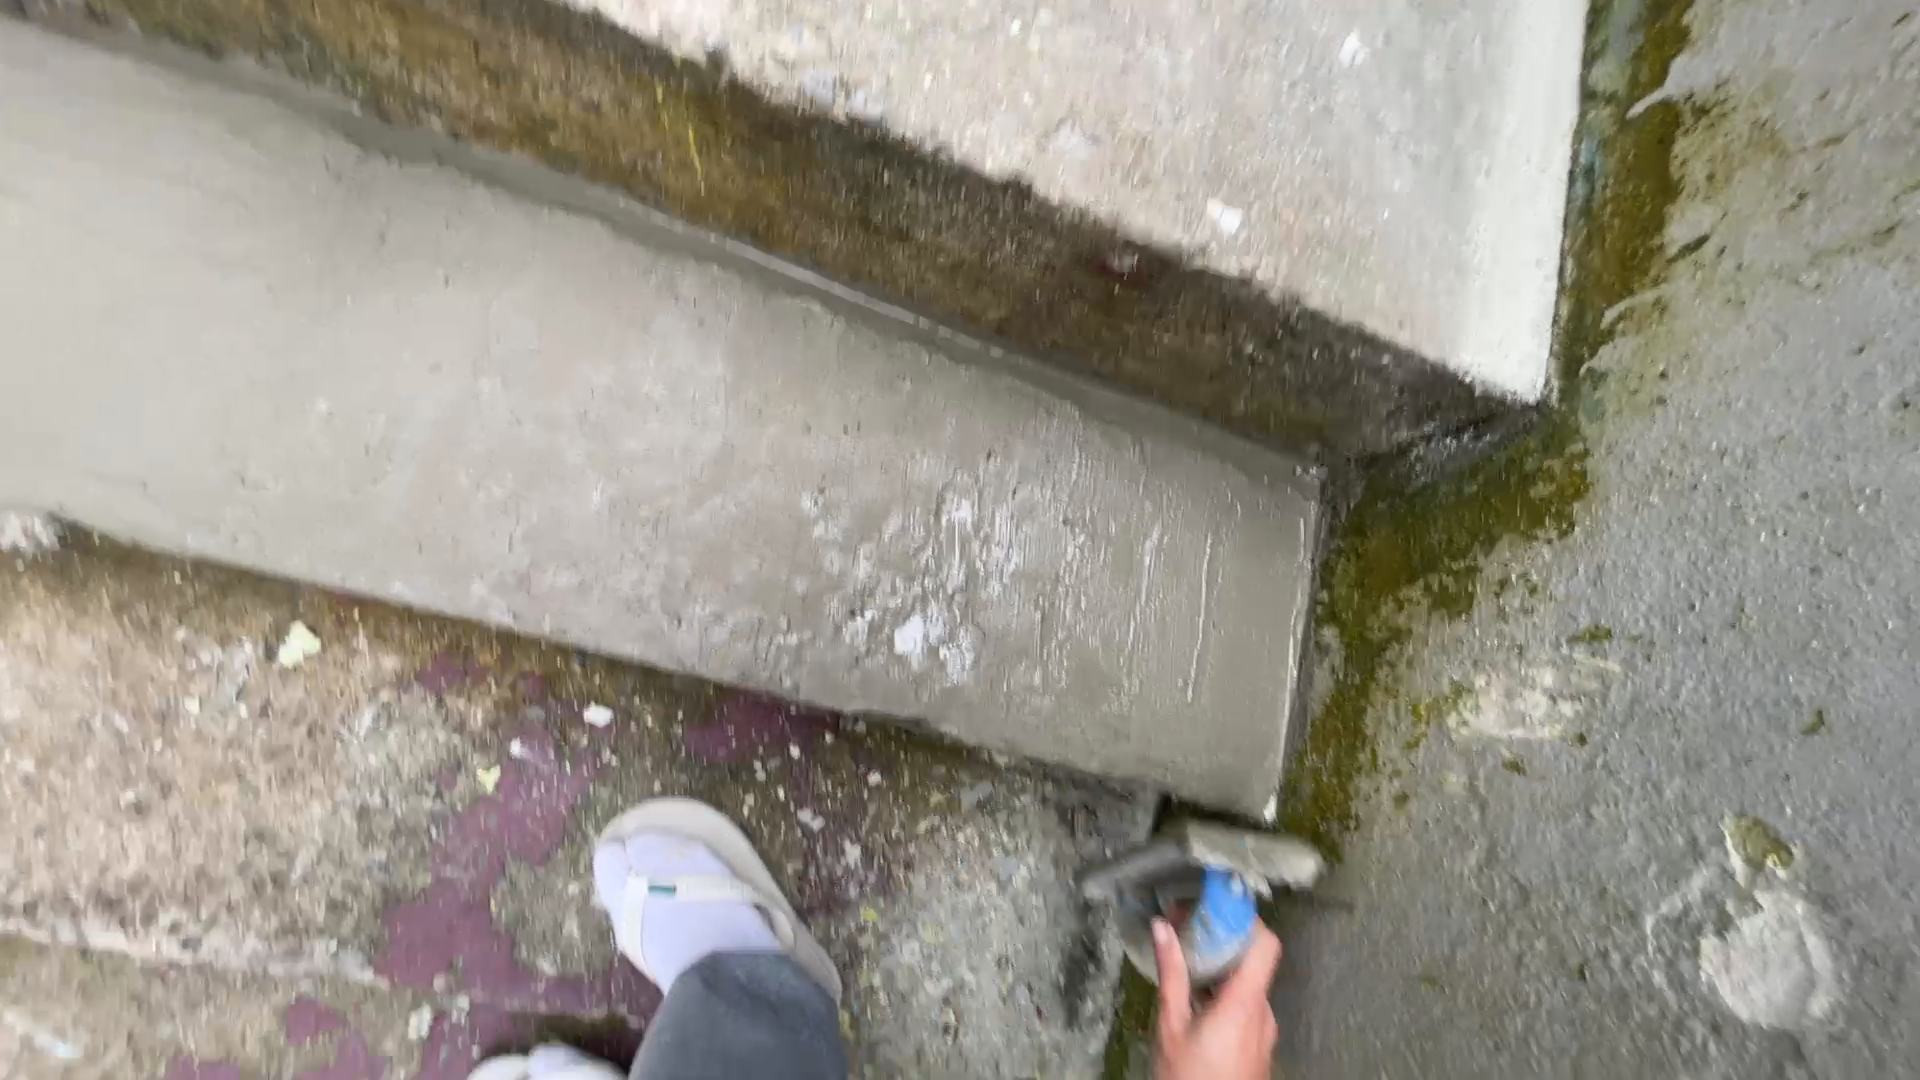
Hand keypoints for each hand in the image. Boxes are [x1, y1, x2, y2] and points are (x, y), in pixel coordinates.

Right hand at [1151, 917, 1281, 1079]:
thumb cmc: (1189, 1076)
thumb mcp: (1171, 1025)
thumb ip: (1171, 973)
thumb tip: (1163, 925)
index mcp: (1245, 1003)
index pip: (1266, 944)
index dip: (1247, 918)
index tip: (1217, 903)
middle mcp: (1263, 1013)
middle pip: (1253, 960)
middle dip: (1222, 937)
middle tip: (1186, 925)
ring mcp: (1264, 1032)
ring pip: (1248, 982)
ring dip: (1221, 964)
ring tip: (1186, 955)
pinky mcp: (1258, 1046)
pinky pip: (1246, 1004)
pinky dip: (1225, 988)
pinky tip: (1196, 991)